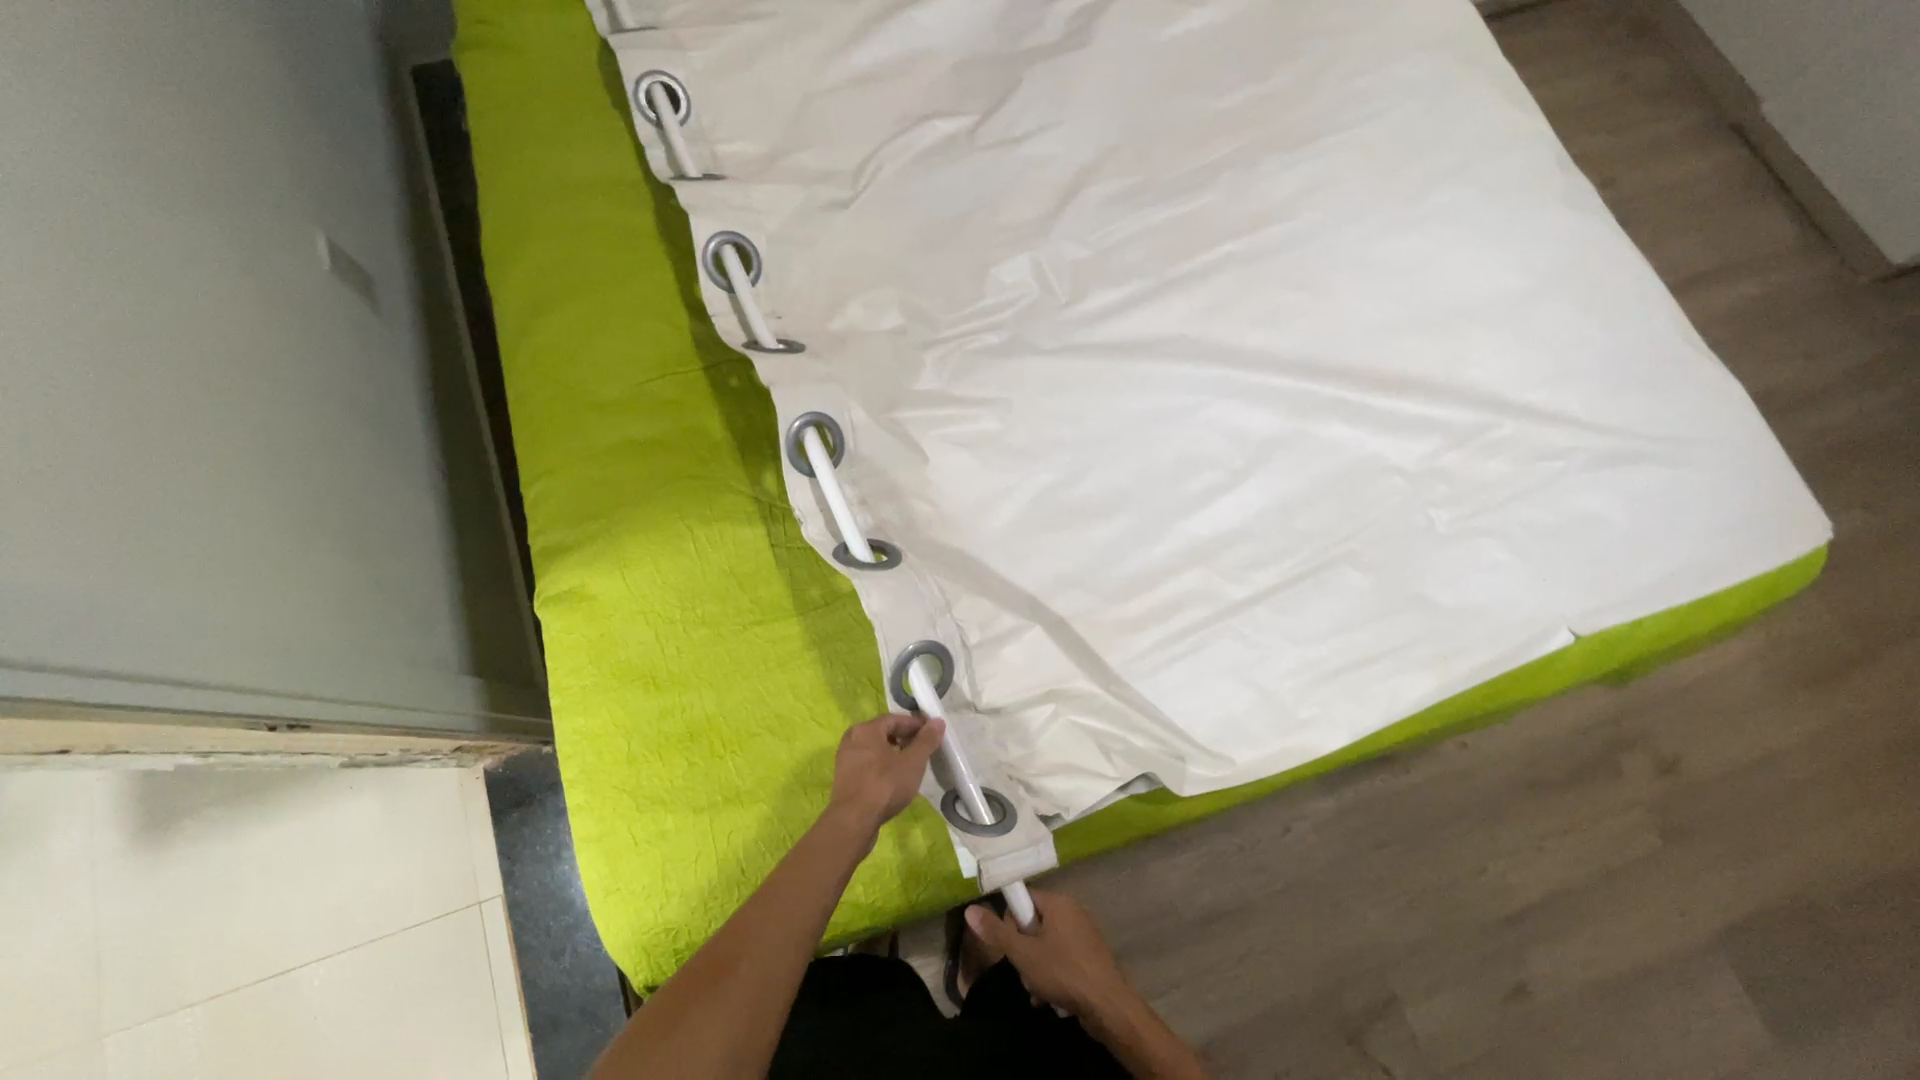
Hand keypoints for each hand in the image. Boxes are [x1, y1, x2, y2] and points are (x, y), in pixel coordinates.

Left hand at [827, 713, 944, 835]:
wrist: (854, 820)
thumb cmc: (885, 785)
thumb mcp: (912, 762)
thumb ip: (925, 741)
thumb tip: (937, 721)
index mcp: (866, 730)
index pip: (894, 719)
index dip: (914, 724)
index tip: (931, 732)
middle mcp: (852, 739)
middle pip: (882, 732)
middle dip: (904, 737)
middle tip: (922, 747)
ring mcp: (845, 759)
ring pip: (874, 748)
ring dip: (893, 751)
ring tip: (911, 763)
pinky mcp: (845, 777)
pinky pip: (867, 762)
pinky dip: (882, 764)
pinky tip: (894, 777)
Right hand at [966, 890, 1128, 1014]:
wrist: (1108, 1006)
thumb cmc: (1063, 972)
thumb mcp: (1023, 954)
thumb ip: (997, 932)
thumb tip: (971, 908)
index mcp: (1058, 903)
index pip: (1023, 898)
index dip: (1011, 921)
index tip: (1011, 945)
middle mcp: (1073, 912)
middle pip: (1034, 923)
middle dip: (1024, 950)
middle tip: (1024, 970)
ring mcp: (1084, 934)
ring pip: (1047, 945)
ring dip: (1036, 968)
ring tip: (1036, 991)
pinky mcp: (1091, 956)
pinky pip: (1062, 958)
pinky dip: (1053, 974)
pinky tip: (1049, 998)